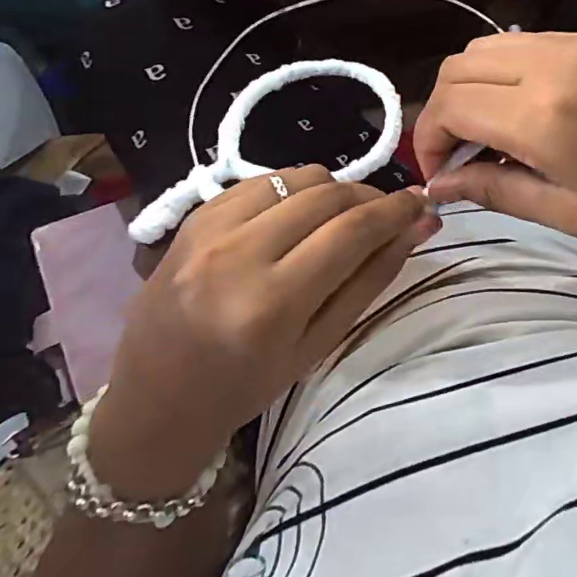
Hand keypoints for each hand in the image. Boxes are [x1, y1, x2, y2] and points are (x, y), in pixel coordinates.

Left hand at [87, 168, 437, 500]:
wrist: (155, 399)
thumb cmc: (246, 386)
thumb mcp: (319, 344)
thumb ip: (372, 278)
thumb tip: (418, 226)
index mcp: (270, 305)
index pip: (352, 231)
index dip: (396, 210)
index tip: (421, 204)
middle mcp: (235, 257)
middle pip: (327, 195)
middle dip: (370, 197)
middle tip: (387, 213)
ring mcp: (207, 232)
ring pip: (296, 177)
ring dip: (332, 190)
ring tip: (342, 216)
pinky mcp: (191, 219)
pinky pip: (261, 181)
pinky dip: (293, 190)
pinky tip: (298, 215)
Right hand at [417, 34, 576, 328]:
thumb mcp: (571, 213)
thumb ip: (495, 189)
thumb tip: (438, 186)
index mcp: (543, 115)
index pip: (448, 104)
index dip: (427, 140)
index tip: (439, 175)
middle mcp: (552, 63)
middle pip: (458, 65)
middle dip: (443, 110)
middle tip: (461, 157)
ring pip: (488, 46)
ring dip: (473, 86)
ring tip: (492, 134)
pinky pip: (526, 42)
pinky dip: (506, 71)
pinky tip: (526, 110)